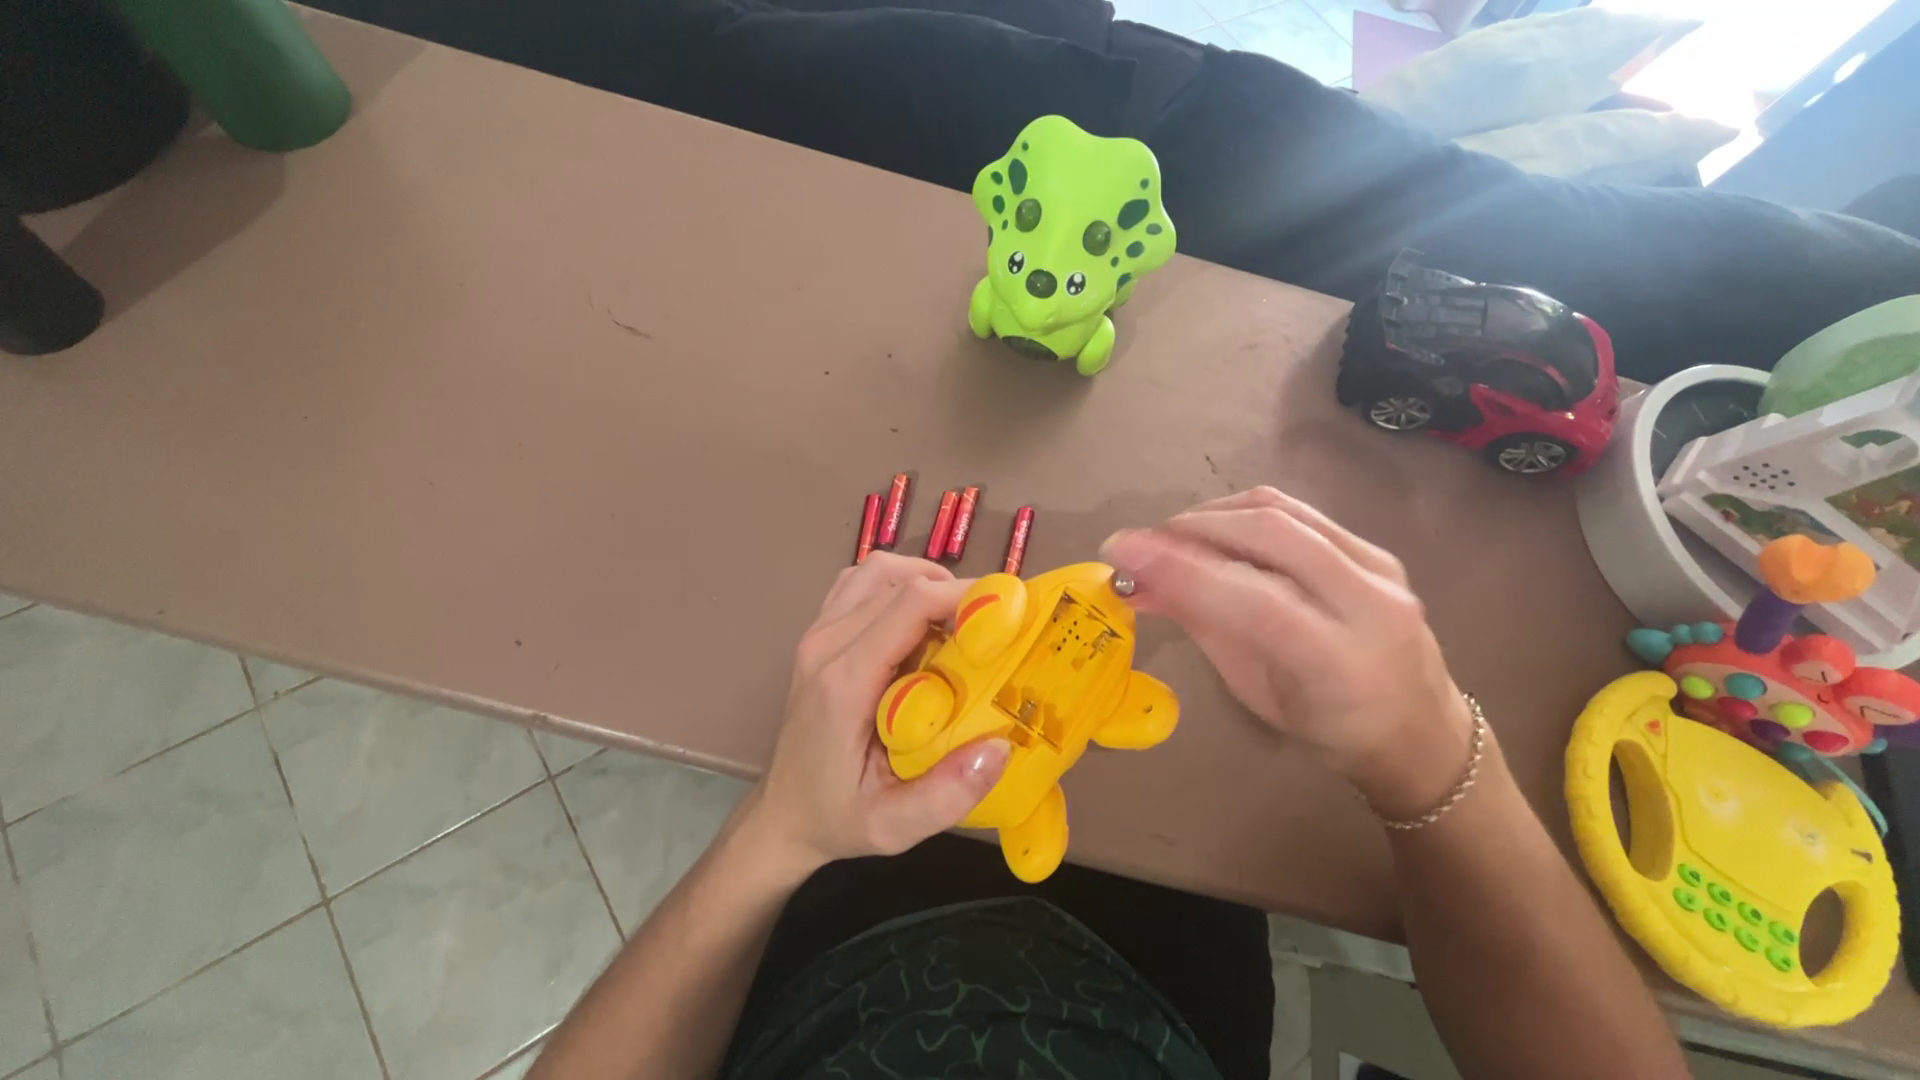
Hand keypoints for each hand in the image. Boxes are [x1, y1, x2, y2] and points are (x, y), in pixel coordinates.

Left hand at [742, 553, 1010, 870]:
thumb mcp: (892, 827)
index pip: (910, 604)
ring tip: (958, 619)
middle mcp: (826, 645)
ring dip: (924, 582)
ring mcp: (817, 634)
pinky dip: (897, 587)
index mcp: (845, 681)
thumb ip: (946, 795)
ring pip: (878, 571)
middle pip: (898, 580)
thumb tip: (1001, 748)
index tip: (1009, 611)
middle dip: (954, 590)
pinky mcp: (818, 635)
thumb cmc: (837, 818)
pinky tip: (919, 622)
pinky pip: (860, 584)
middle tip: (994, 624)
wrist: (782, 816)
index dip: (963, 595)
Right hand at [1101, 487, 1478, 818]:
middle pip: (1270, 534)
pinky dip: (1242, 513)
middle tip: (1141, 543)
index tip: (1119, 551)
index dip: (1182, 569)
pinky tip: (1213, 531)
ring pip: (1282, 510)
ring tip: (1171, 536)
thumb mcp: (1255, 690)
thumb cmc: (1326, 728)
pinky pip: (1298, 512)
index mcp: (1341, 662)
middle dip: (1192, 528)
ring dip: (1214, 513)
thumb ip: (1205, 627)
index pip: (1255, 599)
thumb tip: (1140, 582)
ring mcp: (1379, 566)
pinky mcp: (1375, 547)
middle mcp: (1371, 602)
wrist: (1417, 727)